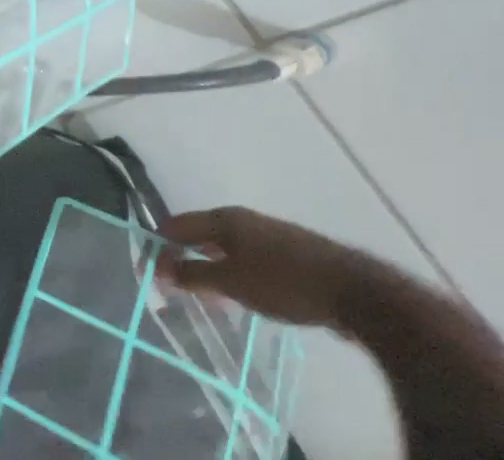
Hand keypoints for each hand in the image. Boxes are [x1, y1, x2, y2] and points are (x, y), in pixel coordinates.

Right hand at [158, 206, 380, 326]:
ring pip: (231, 248)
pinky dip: (242, 273)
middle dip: (187, 258)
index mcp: (224, 218)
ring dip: (215, 268)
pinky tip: (250, 296)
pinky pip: (256, 259)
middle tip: (180, 287)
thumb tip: (159, 268)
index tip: (150, 273)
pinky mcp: (300, 254)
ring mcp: (276, 235)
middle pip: (203, 235)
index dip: (158, 247)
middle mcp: (247, 219)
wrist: (365, 296)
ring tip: (214, 296)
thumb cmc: (285, 283)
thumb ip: (191, 274)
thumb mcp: (230, 283)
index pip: (175, 225)